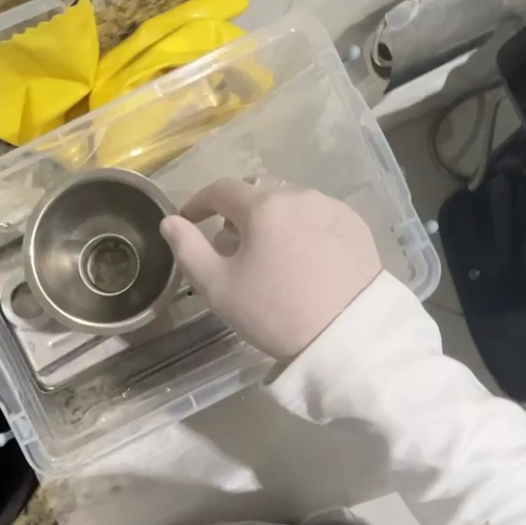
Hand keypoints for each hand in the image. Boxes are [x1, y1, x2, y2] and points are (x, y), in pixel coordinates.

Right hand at [159, 179, 383, 358]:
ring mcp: (332, 208)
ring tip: (268, 256)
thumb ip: (188, 250)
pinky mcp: (355, 226)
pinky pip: (316, 216)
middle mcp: (299, 195)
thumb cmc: (273, 312)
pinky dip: (299, 229)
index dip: (198, 203)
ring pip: (289, 203)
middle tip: (231, 248)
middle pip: (257, 194)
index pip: (221, 190)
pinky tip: (301, 260)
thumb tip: (170, 222)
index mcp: (262, 207)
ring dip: (271, 221)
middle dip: (237, 214)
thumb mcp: (218, 288)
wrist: (346, 335)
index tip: (188, 221)